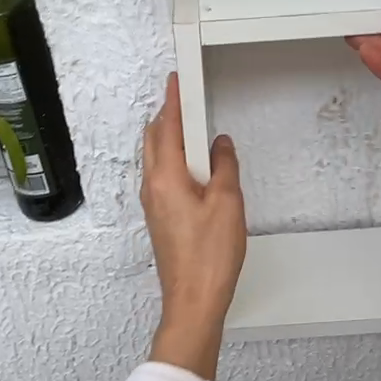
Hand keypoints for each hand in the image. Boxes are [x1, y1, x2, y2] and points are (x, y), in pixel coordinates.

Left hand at [140, 73, 246, 380]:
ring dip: (170, 138)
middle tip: (186, 101)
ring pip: (156, 158)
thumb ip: (224, 167)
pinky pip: (161, 176)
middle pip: (155, 139)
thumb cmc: (208, 258)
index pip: (168, 127)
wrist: (193, 299)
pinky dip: (174, 160)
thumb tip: (221, 145)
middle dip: (168, 116)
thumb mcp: (228, 203)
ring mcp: (153, 203)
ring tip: (194, 130)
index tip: (176, 81)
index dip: (174, 101)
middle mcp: (153, 187)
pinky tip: (194, 167)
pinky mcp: (160, 217)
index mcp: (167, 177)